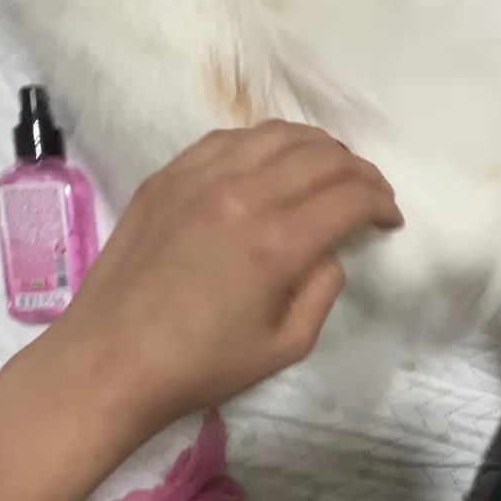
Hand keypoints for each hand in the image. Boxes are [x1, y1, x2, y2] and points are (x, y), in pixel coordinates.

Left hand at [39, 121, 401, 439]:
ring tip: (330, 169)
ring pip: (277, 135)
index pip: (349, 197)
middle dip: (360, 171)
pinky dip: (266, 143)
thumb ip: (323, 291)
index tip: (390, 219)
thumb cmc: (202, 365)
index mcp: (276, 244)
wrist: (110, 360)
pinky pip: (230, 138)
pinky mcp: (168, 175)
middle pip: (322, 157)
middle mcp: (242, 195)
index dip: (381, 203)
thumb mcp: (286, 346)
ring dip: (318, 148)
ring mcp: (199, 177)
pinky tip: (272, 163)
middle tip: (370, 193)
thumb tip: (329, 251)